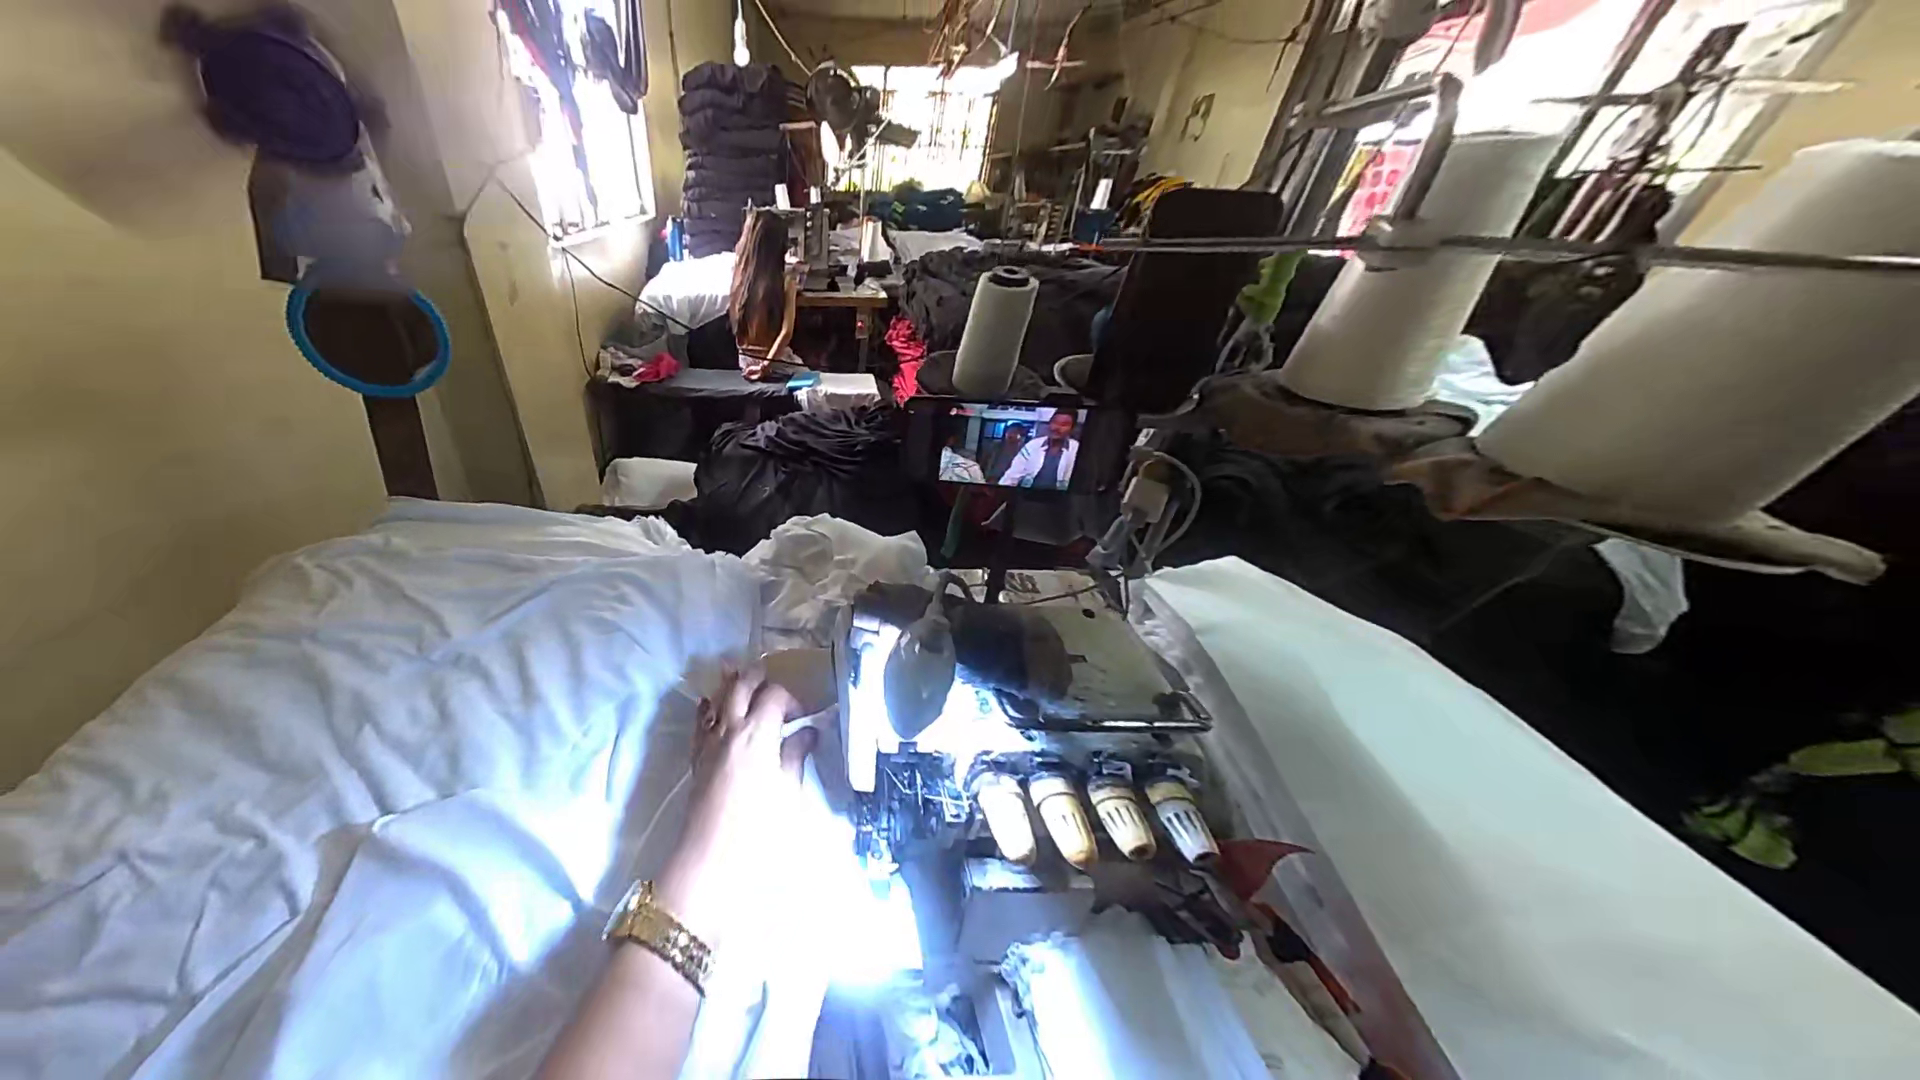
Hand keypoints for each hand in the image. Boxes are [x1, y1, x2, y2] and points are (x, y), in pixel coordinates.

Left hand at [654, 668, 816, 946]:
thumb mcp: (788, 790)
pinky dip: (709, 707)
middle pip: (741, 686)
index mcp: (758, 734)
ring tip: (742, 676)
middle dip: (758, 677)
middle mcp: (730, 729)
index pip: (774, 696)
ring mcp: (709, 742)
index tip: (802, 714)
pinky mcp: (697, 757)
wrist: (710, 859)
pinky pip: (701, 721)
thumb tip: (808, 732)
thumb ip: (796, 755)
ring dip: (731, 684)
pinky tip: (713, 706)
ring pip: (718, 698)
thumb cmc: (758, 828)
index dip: (791, 698)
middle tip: (772, 678)